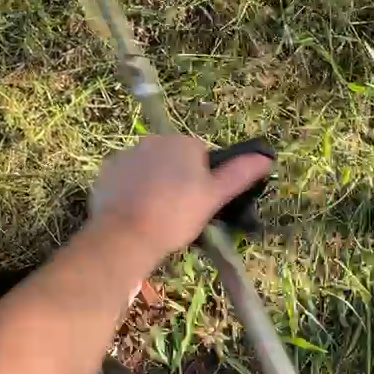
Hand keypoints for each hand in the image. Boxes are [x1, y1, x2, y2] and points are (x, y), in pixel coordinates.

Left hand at [86, 135, 274, 262]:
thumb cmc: (176, 215)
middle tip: (179, 212)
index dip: (202, 180)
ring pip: (149, 168)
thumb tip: (266, 157)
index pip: (200, 155)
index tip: (198, 203)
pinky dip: (131, 190)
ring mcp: (127, 154)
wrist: (126, 234)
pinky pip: (126, 178)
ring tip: (156, 215)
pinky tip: (135, 212)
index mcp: (182, 142)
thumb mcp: (214, 196)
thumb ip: (239, 174)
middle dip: (177, 179)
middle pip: (173, 159)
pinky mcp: (107, 171)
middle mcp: (153, 140)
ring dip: (154, 184)